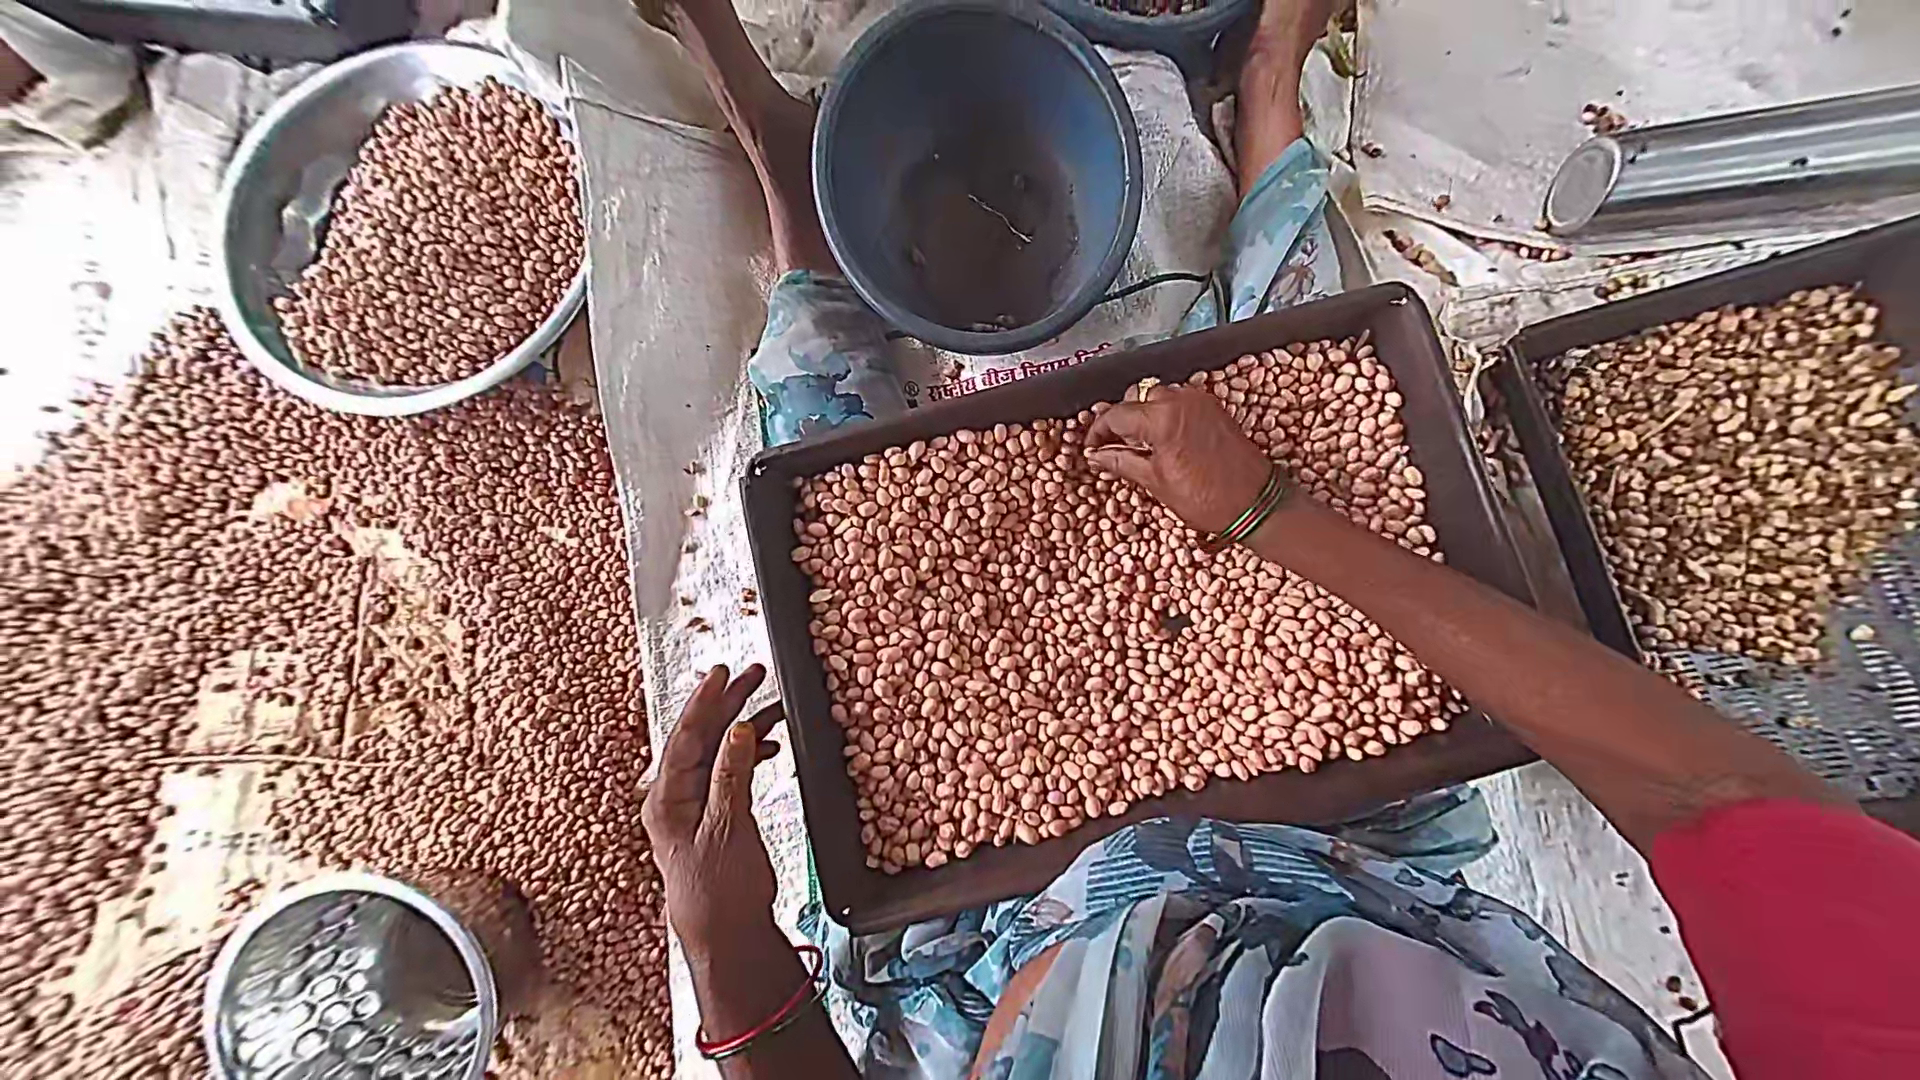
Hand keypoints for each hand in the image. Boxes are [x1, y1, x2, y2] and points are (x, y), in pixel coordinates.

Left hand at [641, 664, 783, 948]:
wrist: (727, 935)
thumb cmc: (717, 893)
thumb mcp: (726, 830)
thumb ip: (731, 777)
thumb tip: (739, 729)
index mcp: (666, 800)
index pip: (683, 737)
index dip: (704, 702)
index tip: (722, 674)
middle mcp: (678, 795)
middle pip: (702, 736)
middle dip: (728, 703)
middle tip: (752, 674)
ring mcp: (698, 802)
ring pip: (721, 749)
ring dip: (745, 724)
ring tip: (773, 702)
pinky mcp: (718, 810)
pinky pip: (733, 768)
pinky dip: (753, 751)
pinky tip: (771, 743)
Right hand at [1084, 385, 1275, 533]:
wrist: (1254, 502)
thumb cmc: (1207, 498)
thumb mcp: (1155, 481)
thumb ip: (1122, 461)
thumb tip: (1097, 455)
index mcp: (1162, 419)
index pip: (1116, 415)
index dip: (1098, 431)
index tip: (1092, 447)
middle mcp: (1180, 401)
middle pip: (1136, 401)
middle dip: (1120, 422)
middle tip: (1110, 448)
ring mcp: (1199, 402)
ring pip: (1157, 398)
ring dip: (1142, 417)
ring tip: (1136, 445)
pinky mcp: (1213, 408)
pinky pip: (1178, 402)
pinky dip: (1164, 416)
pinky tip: (1160, 440)